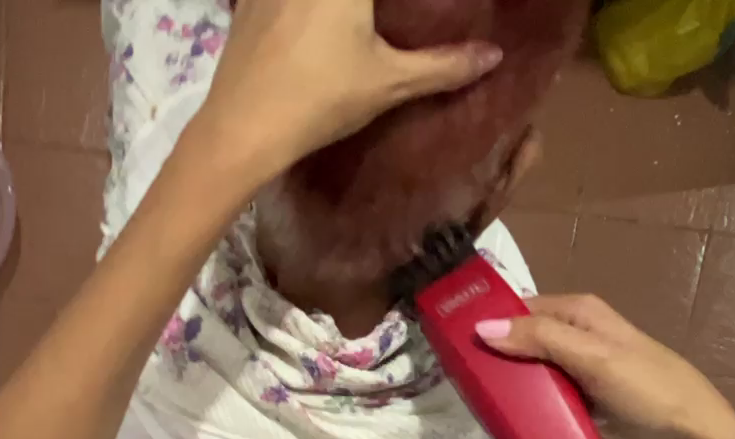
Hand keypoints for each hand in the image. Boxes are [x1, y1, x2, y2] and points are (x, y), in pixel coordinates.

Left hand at [191, 0, 503, 182]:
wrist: (241, 130)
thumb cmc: (319, 101)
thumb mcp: (387, 84)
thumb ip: (441, 66)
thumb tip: (492, 57)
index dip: (396, 5)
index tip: (393, 18)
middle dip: (372, 7)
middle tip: (382, 18)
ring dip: (341, 6)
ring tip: (355, 20)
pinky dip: (300, 4)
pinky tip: (311, 22)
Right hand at [474, 295, 734, 438]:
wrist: (690, 436)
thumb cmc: (647, 389)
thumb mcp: (594, 359)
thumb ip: (541, 340)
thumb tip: (481, 328)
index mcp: (578, 312)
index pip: (517, 309)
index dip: (486, 324)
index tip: (453, 352)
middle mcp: (574, 334)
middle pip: (518, 342)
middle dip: (493, 365)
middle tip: (466, 393)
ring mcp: (575, 368)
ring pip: (527, 374)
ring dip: (507, 394)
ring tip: (485, 416)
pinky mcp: (578, 398)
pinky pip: (541, 400)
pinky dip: (526, 412)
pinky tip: (512, 431)